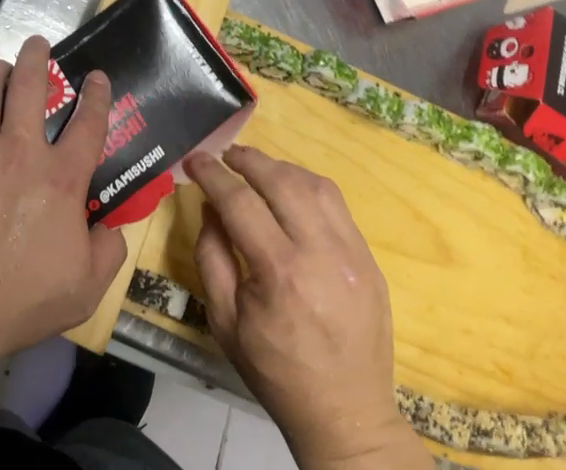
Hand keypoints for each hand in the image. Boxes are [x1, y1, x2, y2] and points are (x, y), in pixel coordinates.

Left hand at [0, 35, 127, 360]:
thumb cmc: (19, 301)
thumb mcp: (85, 289)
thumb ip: (107, 252)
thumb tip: (110, 228)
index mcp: (60, 178)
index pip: (88, 124)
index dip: (97, 96)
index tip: (96, 76)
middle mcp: (18, 151)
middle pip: (30, 87)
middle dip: (36, 58)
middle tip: (37, 44)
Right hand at [186, 147, 429, 469]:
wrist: (345, 411)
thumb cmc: (274, 370)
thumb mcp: (224, 320)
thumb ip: (212, 255)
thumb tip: (211, 206)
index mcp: (280, 272)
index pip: (240, 202)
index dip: (213, 174)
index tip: (195, 159)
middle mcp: (321, 252)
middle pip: (282, 181)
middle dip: (248, 159)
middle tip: (225, 154)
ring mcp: (353, 253)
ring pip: (316, 185)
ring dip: (281, 168)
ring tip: (256, 169)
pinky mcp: (370, 260)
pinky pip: (339, 207)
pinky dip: (310, 188)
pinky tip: (291, 193)